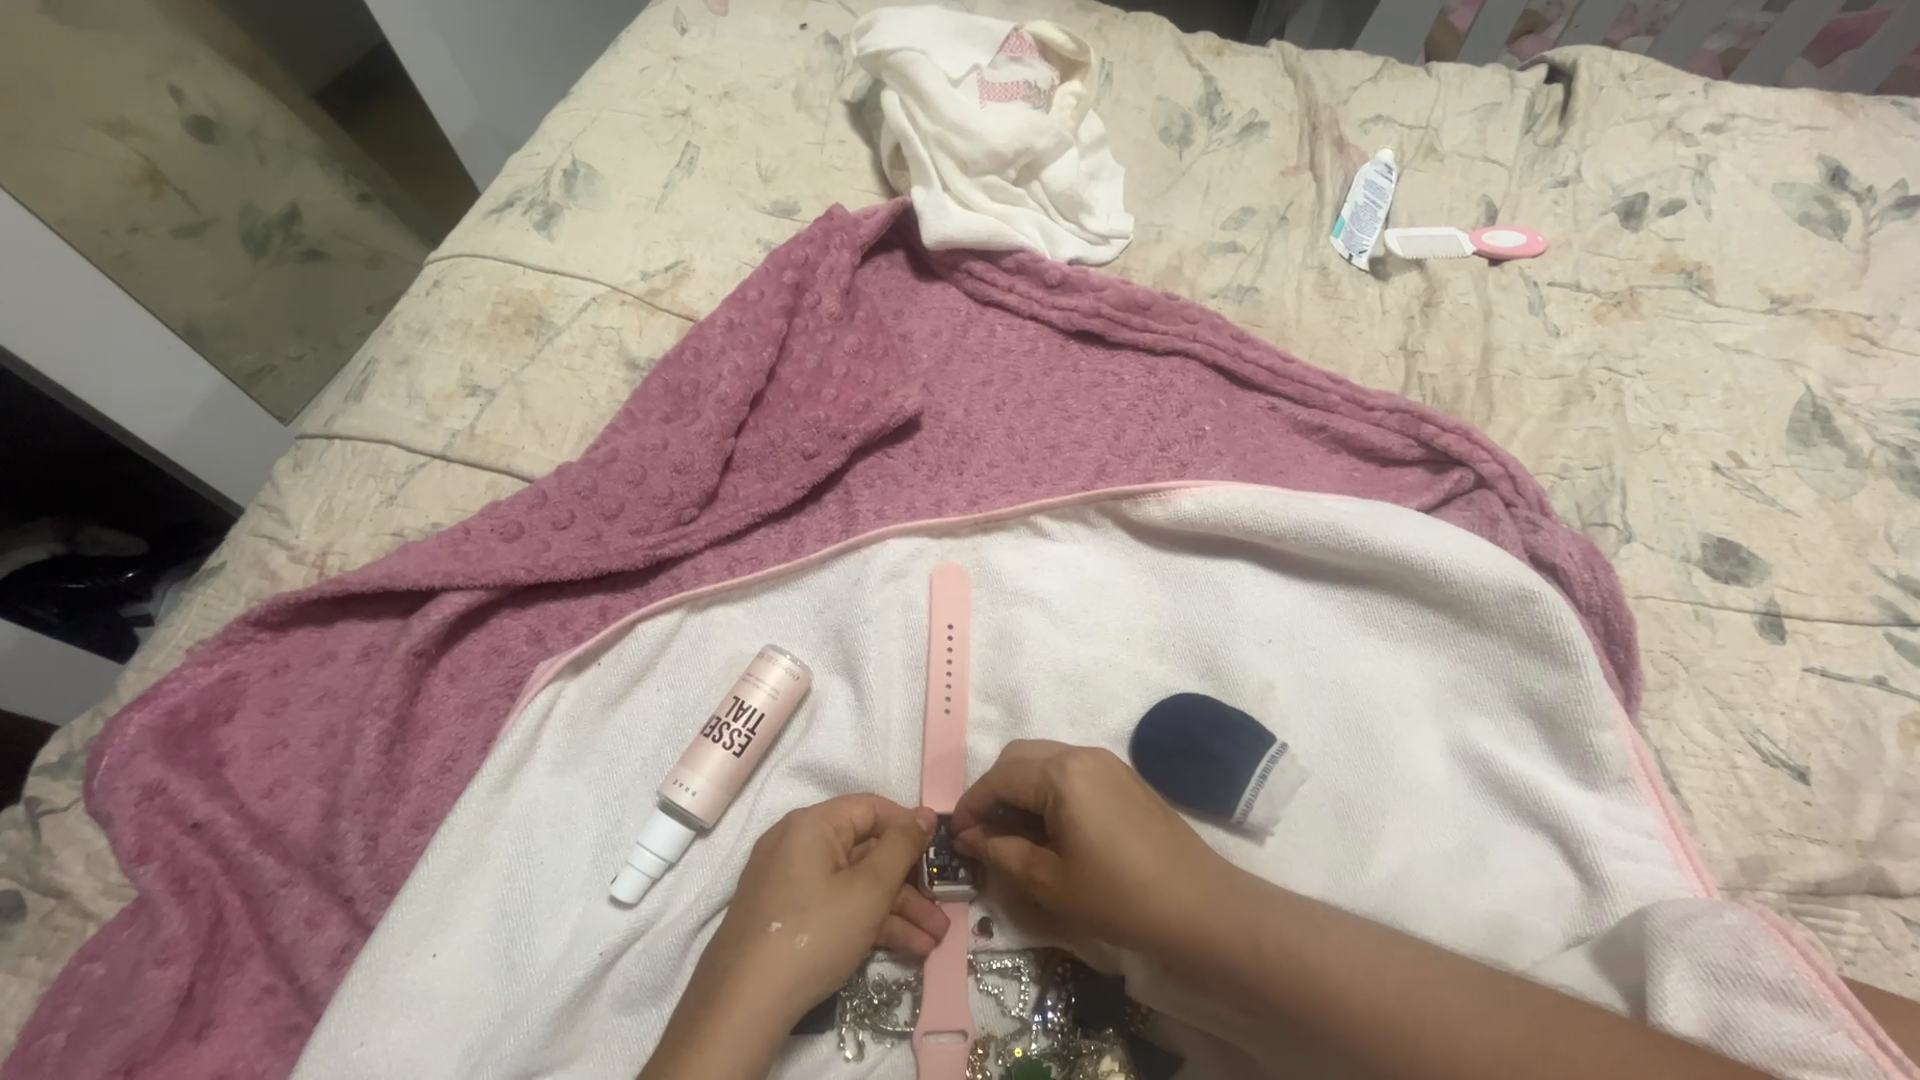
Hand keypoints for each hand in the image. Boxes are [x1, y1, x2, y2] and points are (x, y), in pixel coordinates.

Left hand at [649, 796, 948, 1074]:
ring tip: (935, 939)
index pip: (871, 809)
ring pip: (855, 884)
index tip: (939, 854)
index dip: (908, 828)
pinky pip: (837, 905)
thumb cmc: (814, 933)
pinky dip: (869, 922)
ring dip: (898, 909)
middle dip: (910, 882)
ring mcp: (791, 882)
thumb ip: (902, 847)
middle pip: (866, 850)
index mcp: (813, 825)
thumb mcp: (869, 889)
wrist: (742, 1004)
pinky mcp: (788, 915)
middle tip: (943, 907)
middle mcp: (798, 844)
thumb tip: (924, 814)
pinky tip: (908, 948)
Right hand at [952, 740, 1233, 955]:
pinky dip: (1049, 787)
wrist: (1199, 905)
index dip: (971, 806)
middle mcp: (1082, 754)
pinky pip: (1072, 769)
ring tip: (1014, 831)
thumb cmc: (1117, 896)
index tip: (956, 837)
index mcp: (1060, 774)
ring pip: (1046, 759)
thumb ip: (1000, 851)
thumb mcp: (1048, 880)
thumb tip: (970, 837)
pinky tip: (1050, 826)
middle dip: (994, 789)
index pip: (998, 778)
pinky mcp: (1125, 777)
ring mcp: (1107, 762)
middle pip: (1019, 757)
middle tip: (984, 832)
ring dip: (1021, 786)